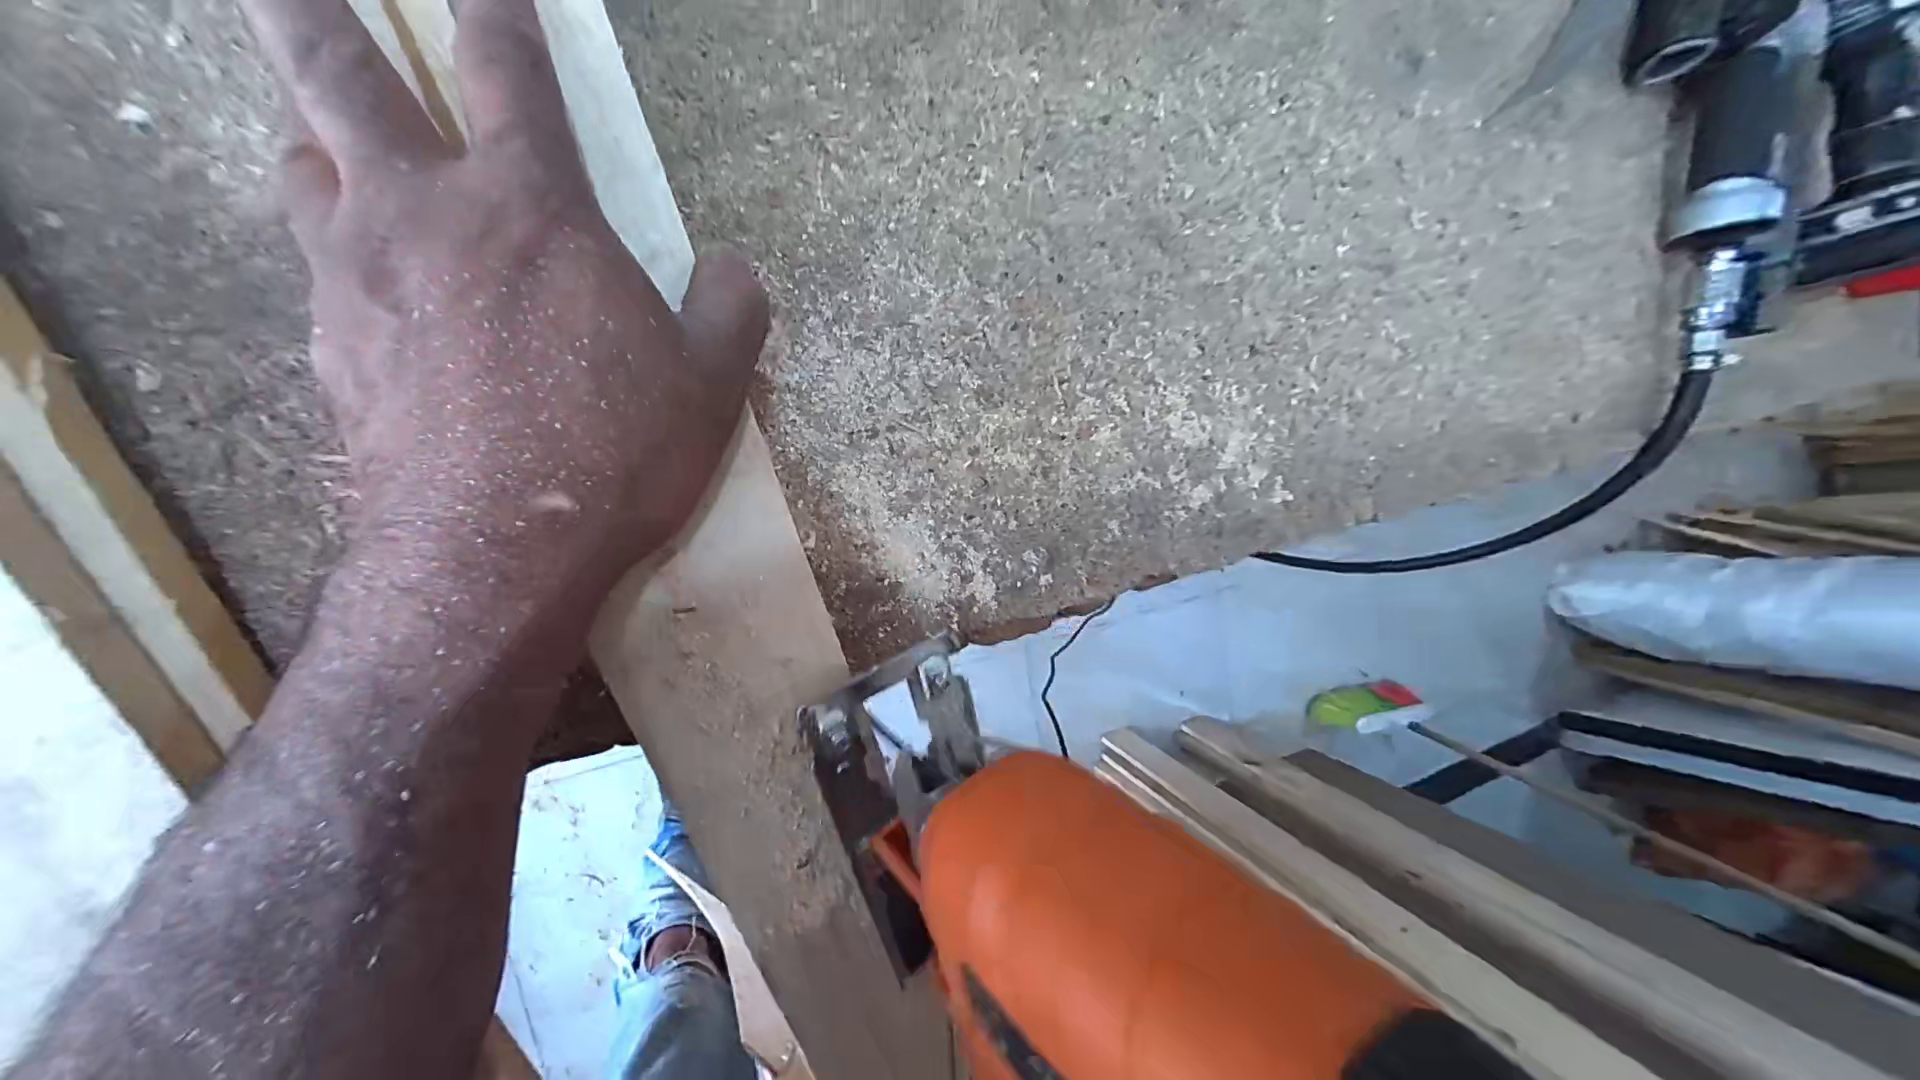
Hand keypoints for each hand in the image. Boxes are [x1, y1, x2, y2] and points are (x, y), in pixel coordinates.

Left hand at [247, 0, 766, 597]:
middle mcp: (424, 218)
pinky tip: (371, 290)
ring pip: (304, 168)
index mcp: (534, 214)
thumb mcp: (711, 386)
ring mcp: (356, 280)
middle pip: (333, 72)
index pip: (508, 72)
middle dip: (315, 13)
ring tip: (339, 148)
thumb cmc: (618, 453)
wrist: (498, 550)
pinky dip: (339, 254)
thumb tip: (736, 266)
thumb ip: (732, 310)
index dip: (498, 12)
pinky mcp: (328, 349)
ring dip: (319, 140)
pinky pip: (319, 271)